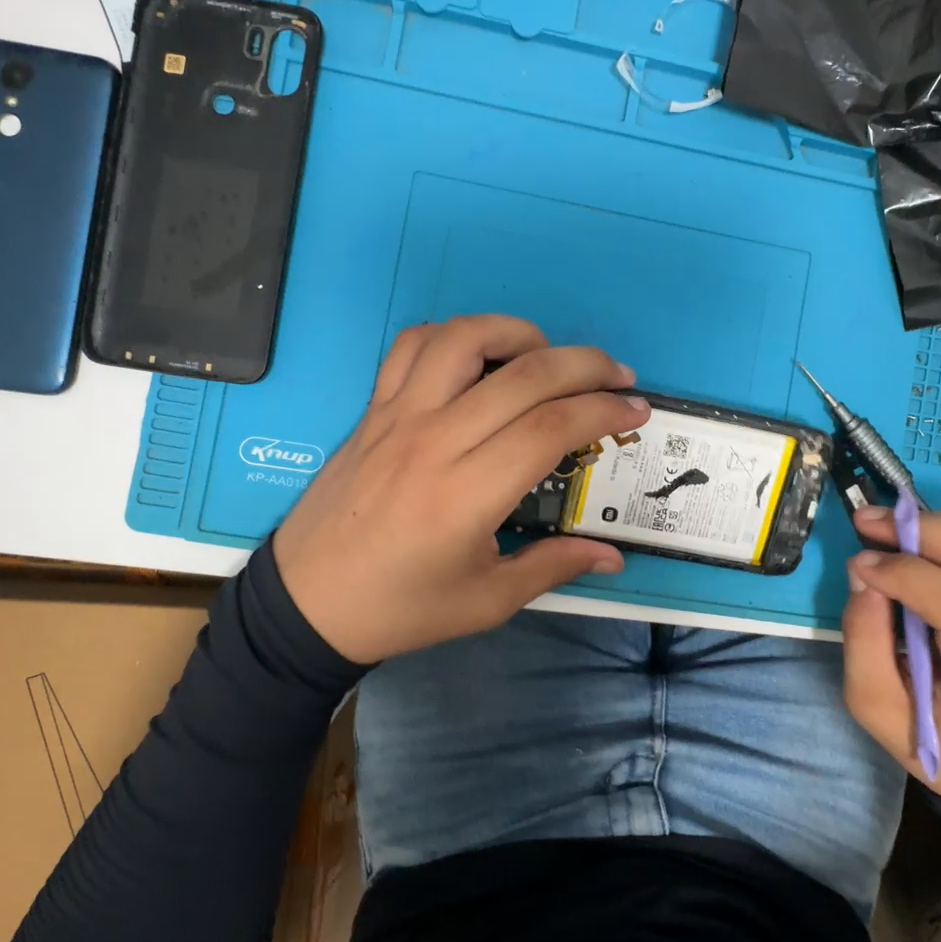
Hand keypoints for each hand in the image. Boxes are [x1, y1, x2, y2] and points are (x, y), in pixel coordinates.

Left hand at [272, 315, 651, 663]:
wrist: (305, 604)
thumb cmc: (401, 608)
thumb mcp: (486, 601)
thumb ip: (553, 567)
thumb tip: (613, 555)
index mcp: (467, 494)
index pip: (551, 428)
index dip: (603, 411)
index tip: (635, 411)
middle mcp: (435, 441)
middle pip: (524, 375)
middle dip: (586, 365)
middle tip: (619, 376)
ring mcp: (399, 417)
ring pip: (464, 340)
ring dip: (520, 333)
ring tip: (550, 353)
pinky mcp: (374, 409)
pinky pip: (411, 346)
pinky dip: (454, 334)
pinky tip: (481, 356)